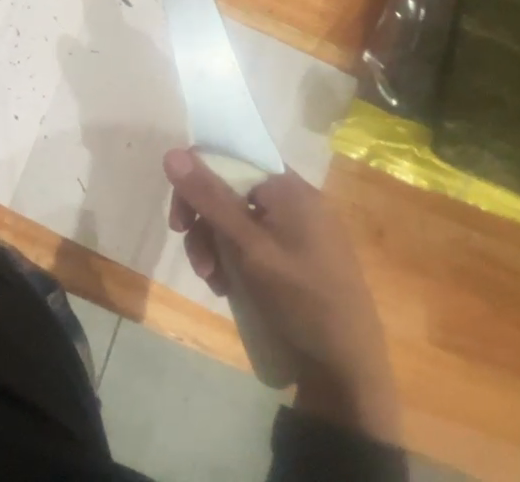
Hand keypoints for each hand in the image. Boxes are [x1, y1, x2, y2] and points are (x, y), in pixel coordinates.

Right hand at [164, 149, 401, 442]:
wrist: (346, 367)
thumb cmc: (299, 298)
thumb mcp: (247, 247)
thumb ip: (209, 197)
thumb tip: (173, 151)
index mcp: (292, 190)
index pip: (232, 159)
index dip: (198, 181)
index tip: (180, 218)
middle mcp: (297, 203)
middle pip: (230, 191)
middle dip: (204, 223)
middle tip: (195, 257)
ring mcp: (300, 232)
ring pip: (236, 221)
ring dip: (213, 246)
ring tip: (212, 280)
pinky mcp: (299, 258)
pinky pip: (252, 243)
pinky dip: (232, 260)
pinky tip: (228, 287)